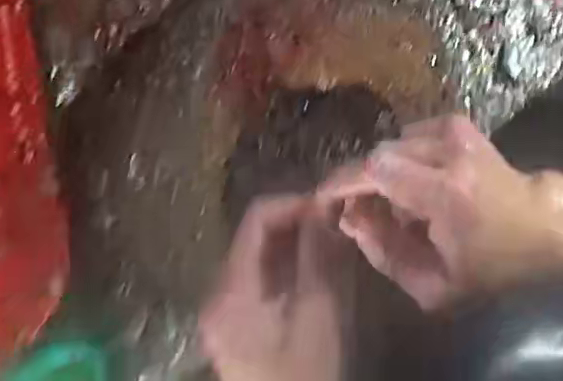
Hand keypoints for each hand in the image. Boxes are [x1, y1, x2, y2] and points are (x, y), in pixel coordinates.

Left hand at [198, 195, 352, 380]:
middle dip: (302, 220)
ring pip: (265, 252)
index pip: (259, 216)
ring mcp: (227, 311)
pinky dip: (294, 263)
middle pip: (259, 232)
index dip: (299, 201)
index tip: (335, 207)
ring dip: (300, 240)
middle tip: (341, 223)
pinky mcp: (241, 325)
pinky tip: (322, 270)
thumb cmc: (303, 376)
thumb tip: (328, 199)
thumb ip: (320, 249)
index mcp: (231, 288)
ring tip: (337, 243)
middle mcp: (220, 293)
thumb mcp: (318, 310)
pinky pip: (266, 275)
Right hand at [318, 116, 562, 309]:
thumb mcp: (436, 284)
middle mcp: (450, 150)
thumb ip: (385, 252)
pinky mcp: (460, 122)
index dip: (343, 181)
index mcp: (446, 192)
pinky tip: (420, 182)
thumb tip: (351, 218)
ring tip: (401, 204)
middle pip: (383, 152)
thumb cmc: (491, 263)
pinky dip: (406, 157)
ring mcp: (457, 130)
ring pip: (396, 143)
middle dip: (363, 181)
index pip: (377, 169)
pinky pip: (413, 134)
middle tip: (361, 212)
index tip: (323, 199)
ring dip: (387, 171)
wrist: (538, 222)